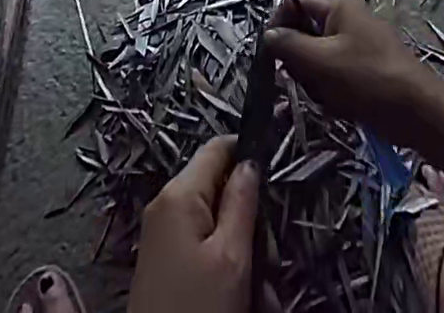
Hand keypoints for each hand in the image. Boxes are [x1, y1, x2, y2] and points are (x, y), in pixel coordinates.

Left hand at [128, 136, 258, 312]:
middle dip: (253, 222)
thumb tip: (250, 160)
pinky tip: (245, 302)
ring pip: (222, 226)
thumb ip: (242, 201)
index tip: (276, 181)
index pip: (218, 148)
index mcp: (179, 194)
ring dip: (248, 254)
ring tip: (260, 295)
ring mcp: (166, 237)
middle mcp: (168, 207)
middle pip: (223, 191)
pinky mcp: (169, 264)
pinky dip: (231, 270)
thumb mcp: (230, 257)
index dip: (248, 154)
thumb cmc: (197, 310)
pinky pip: (209, 251)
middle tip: (269, 261)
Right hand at [263, 0, 443, 146]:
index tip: (268, 54)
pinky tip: (342, 103)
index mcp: (337, 4)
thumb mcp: (320, 61)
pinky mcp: (362, 65)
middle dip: (299, 59)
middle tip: (306, 79)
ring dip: (314, 79)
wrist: (417, 111)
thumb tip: (267, 35)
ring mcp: (355, 41)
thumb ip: (288, 45)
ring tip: (329, 94)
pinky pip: (331, 72)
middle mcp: (346, 16)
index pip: (293, 2)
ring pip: (315, 56)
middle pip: (303, 30)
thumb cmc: (368, 78)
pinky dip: (330, 89)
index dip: (277, 25)